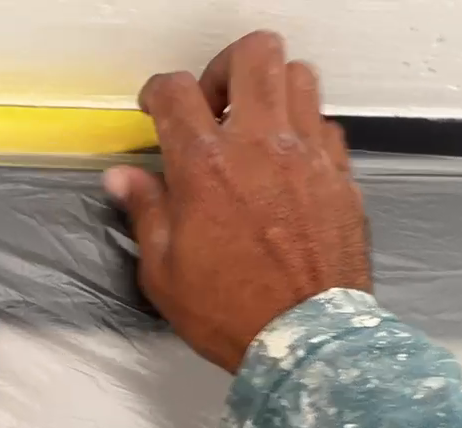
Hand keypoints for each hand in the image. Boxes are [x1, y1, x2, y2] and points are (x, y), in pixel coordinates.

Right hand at [105, 32, 369, 372]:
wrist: (302, 339)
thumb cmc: (229, 313)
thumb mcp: (163, 273)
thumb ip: (145, 213)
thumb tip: (122, 178)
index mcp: (205, 169)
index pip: (176, 93)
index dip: (157, 91)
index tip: (153, 105)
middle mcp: (260, 146)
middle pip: (252, 54)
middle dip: (224, 68)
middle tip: (212, 103)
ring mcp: (308, 155)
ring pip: (297, 75)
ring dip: (269, 90)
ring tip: (254, 128)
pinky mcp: (339, 175)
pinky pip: (324, 124)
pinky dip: (302, 130)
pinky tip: (286, 163)